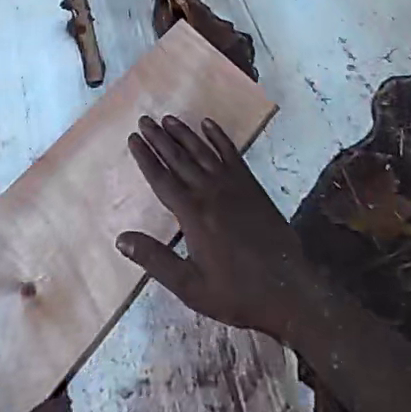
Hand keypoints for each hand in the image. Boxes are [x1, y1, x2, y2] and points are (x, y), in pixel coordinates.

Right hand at [116, 116, 330, 342]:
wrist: (289, 291)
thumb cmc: (236, 293)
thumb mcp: (190, 286)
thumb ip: (155, 260)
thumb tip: (121, 238)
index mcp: (193, 215)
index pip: (161, 179)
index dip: (145, 157)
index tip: (133, 138)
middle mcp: (211, 193)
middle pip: (179, 159)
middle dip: (160, 138)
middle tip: (144, 120)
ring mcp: (234, 187)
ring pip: (203, 153)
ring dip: (185, 134)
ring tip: (168, 119)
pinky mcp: (252, 187)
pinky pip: (232, 155)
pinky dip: (219, 138)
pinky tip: (209, 125)